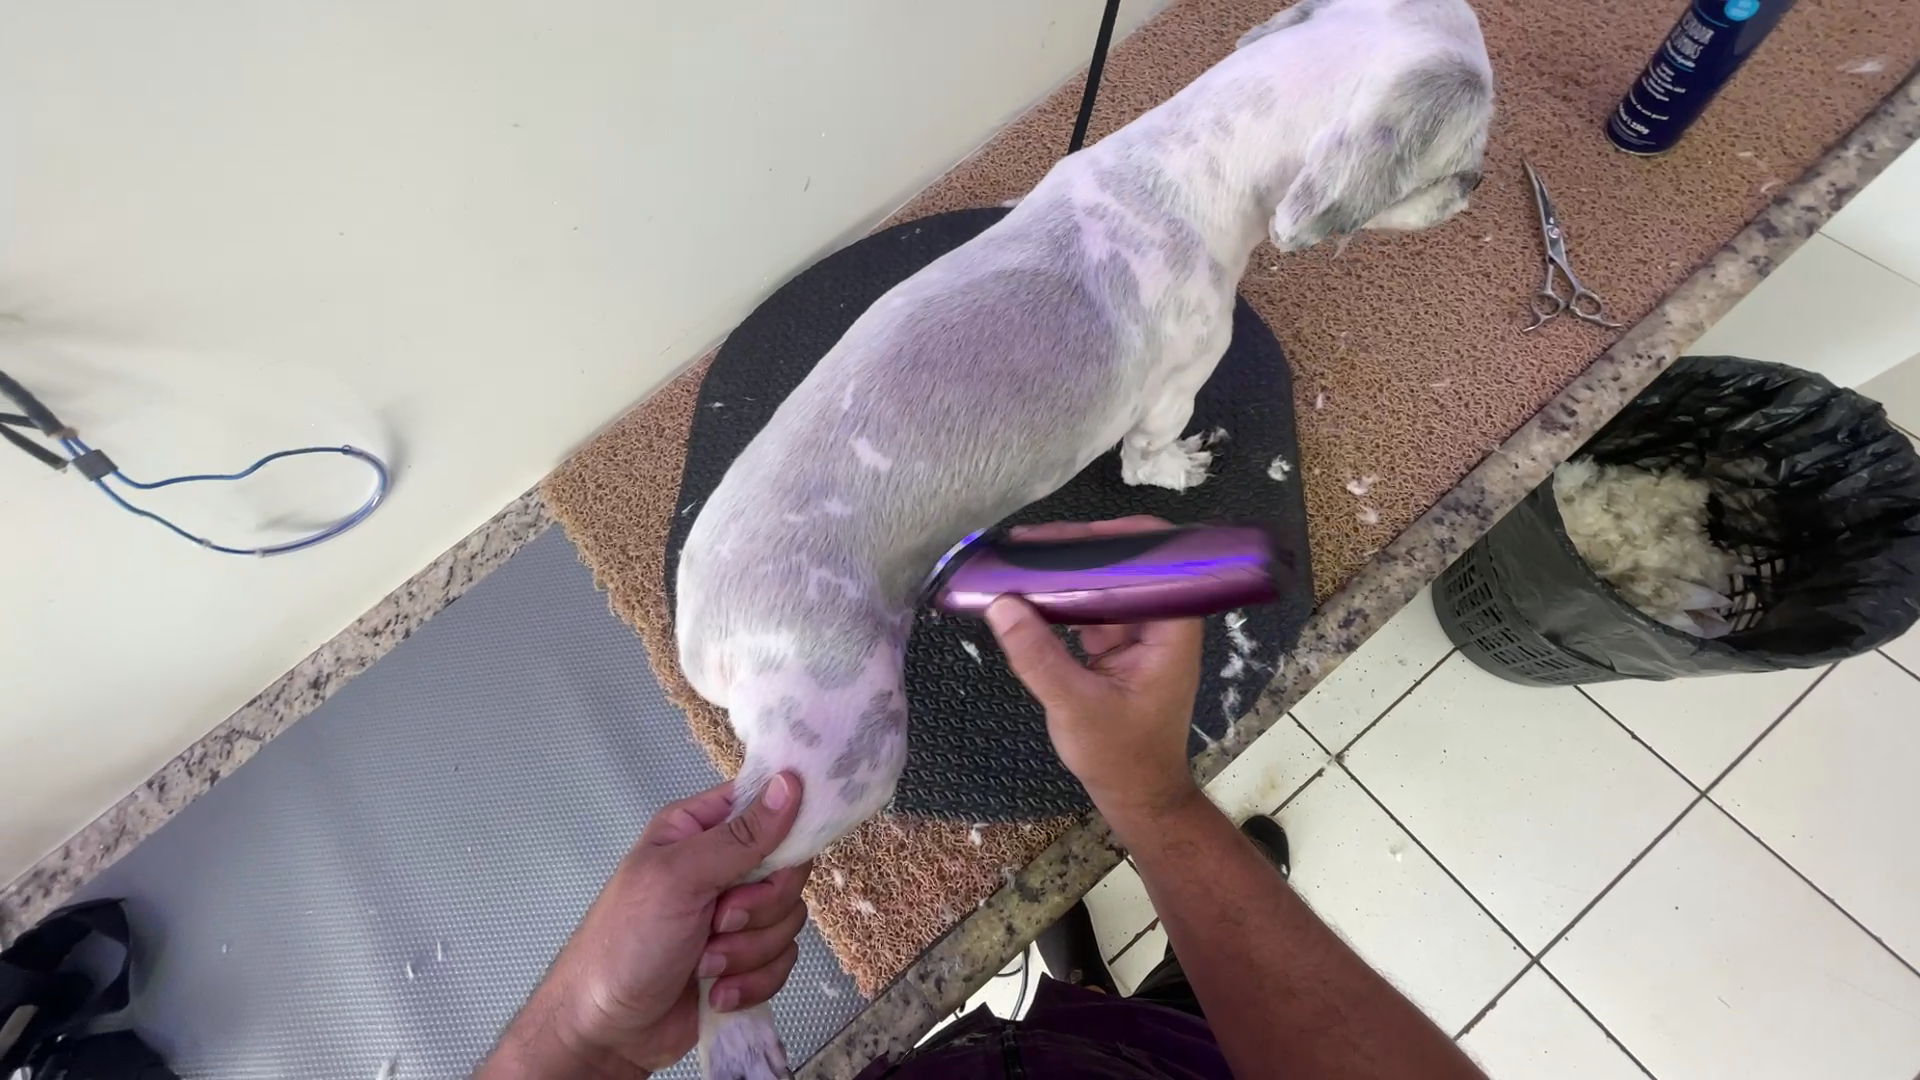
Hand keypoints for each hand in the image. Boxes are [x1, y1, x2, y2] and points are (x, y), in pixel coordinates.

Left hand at [479, 774, 810, 1078]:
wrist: (604, 1036)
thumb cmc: (627, 942)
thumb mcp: (680, 878)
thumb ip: (741, 836)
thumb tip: (791, 781)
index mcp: (703, 827)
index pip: (767, 802)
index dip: (787, 821)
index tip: (786, 849)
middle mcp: (725, 863)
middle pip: (788, 866)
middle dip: (760, 905)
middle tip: (721, 921)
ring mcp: (739, 912)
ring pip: (790, 914)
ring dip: (749, 949)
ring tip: (706, 964)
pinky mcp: (748, 956)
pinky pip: (785, 956)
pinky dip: (754, 980)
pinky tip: (717, 991)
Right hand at [984, 517, 1206, 827]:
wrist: (1135, 794)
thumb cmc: (1119, 755)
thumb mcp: (1074, 706)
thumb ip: (1038, 656)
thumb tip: (1000, 604)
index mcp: (1171, 630)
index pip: (1159, 562)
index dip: (1120, 539)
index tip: (1071, 536)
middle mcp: (1160, 622)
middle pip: (1127, 565)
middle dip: (1081, 549)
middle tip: (1031, 542)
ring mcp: (1138, 631)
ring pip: (1106, 582)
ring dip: (1068, 570)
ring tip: (1023, 557)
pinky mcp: (1117, 643)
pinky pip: (1090, 606)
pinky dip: (1062, 597)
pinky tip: (1028, 590)